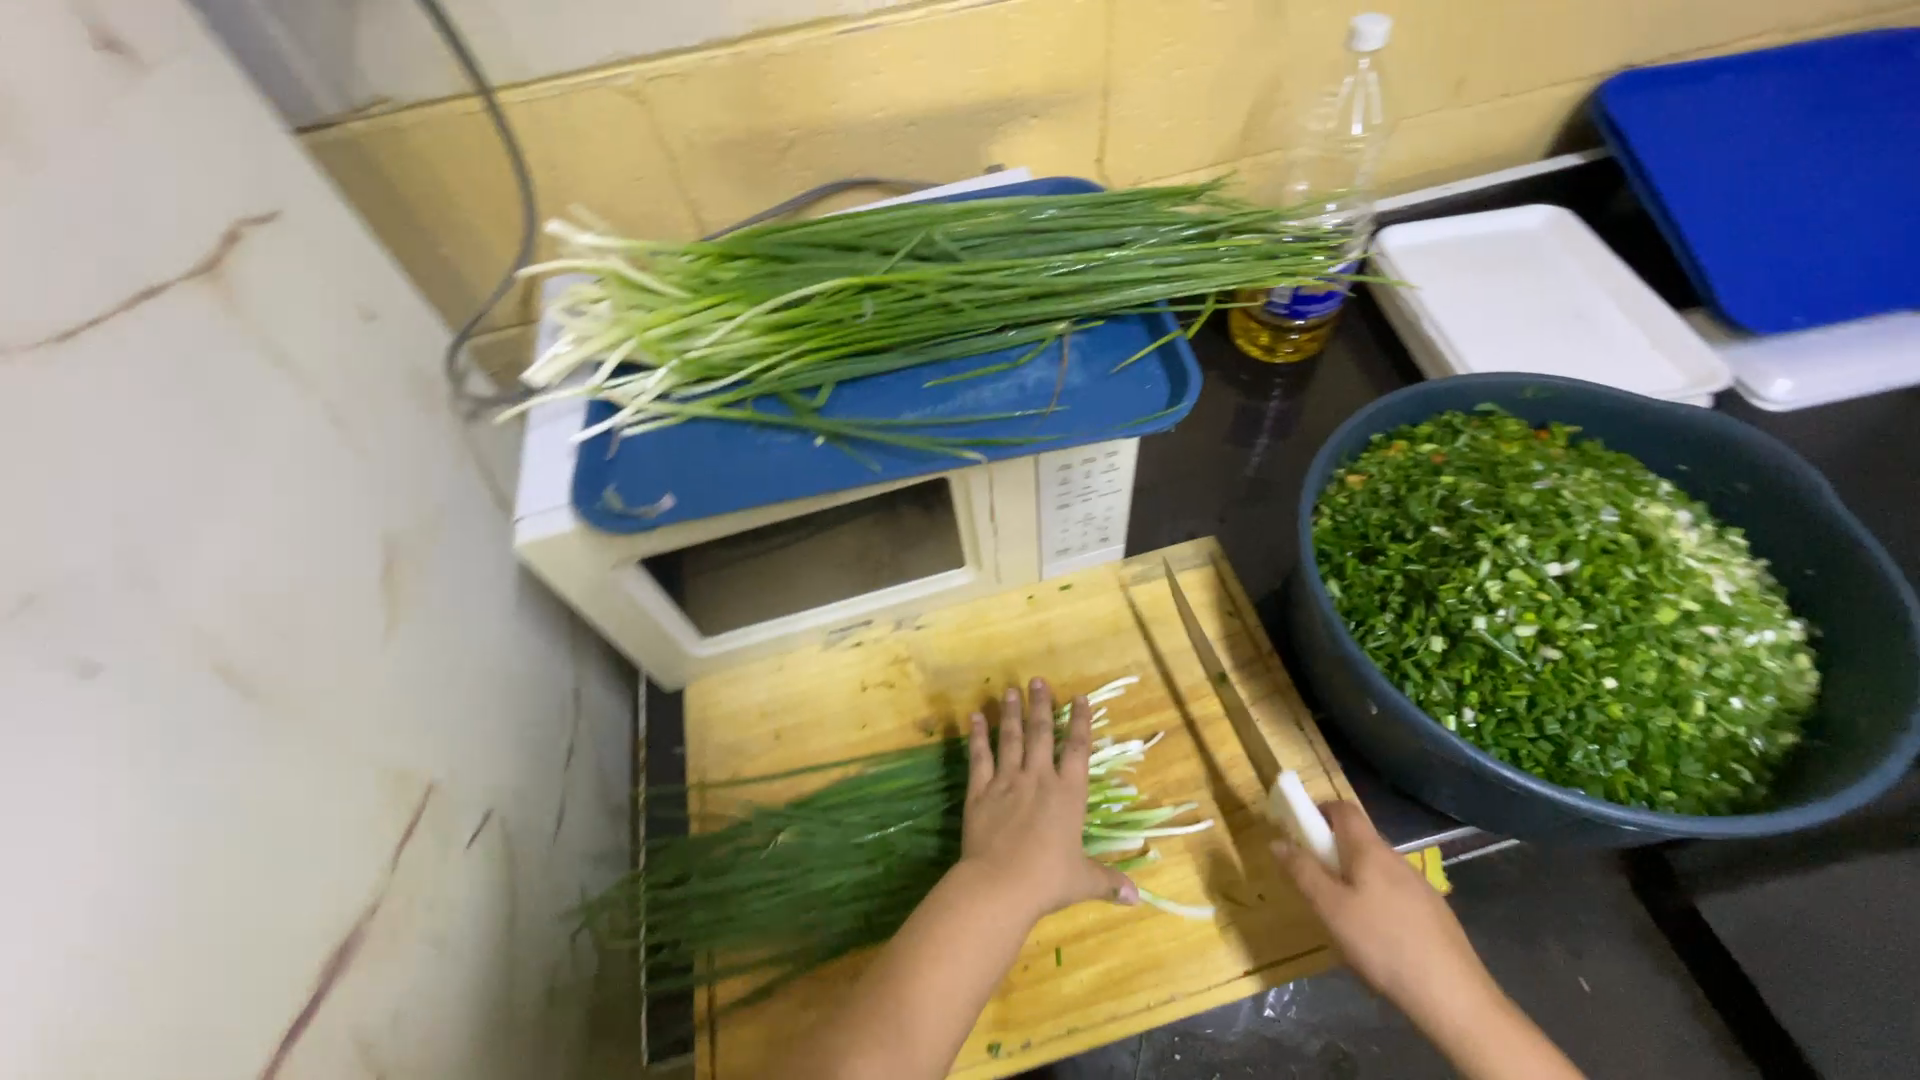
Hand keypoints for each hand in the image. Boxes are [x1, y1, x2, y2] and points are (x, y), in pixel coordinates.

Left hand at [958, 678, 1138, 922]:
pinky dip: (978, 736)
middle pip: (1042, 734)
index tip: (1079, 697)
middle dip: (1040, 705)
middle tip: (1037, 681)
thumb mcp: (1084, 881)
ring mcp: (1007, 781)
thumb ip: (1108, 881)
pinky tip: (975, 717)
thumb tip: (1136, 898)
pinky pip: (979, 757)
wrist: (1000, 884)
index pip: (1078, 749)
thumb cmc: (1047, 880)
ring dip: (1010, 713)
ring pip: (1010, 738)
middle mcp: (1039, 779)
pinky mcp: (980, 791)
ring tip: (1009, 690)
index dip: (1081, 722)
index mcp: (1069, 794)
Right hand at [1271, 801, 1499, 1025]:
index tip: (1298, 828)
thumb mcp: (1330, 909)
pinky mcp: (1434, 913)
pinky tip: (1376, 938)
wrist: (1453, 994)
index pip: (1343, 809)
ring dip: (1354, 878)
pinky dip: (1376, 900)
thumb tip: (1278, 841)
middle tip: (1313, 882)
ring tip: (1342, 916)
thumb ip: (1303, 872)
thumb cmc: (1382, 943)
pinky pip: (1395, 893)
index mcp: (1370, 850)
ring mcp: (1420, 886)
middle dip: (1332, 851)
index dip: (1319, 809)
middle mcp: (1397, 860)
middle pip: (1360, 839)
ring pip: (1377, 869)